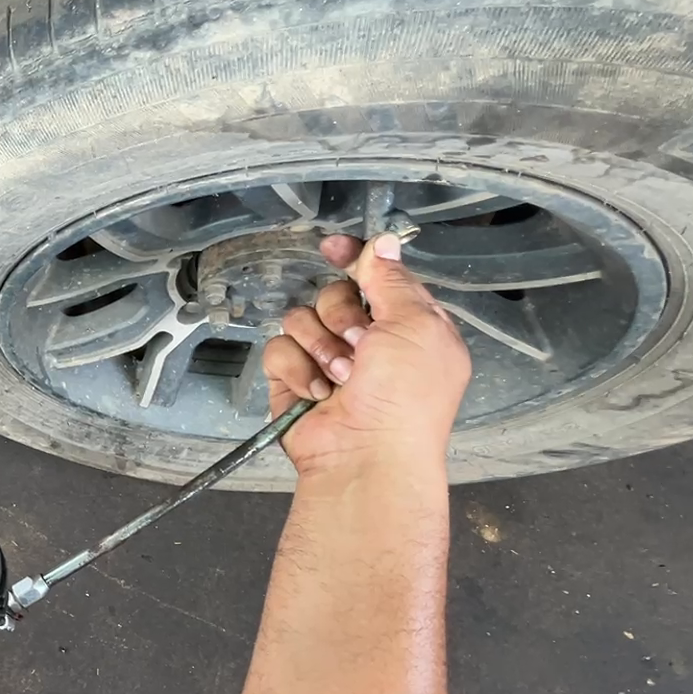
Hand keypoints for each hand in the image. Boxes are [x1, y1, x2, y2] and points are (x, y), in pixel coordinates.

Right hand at [262, 233, 471, 475]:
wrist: (363, 452)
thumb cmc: (405, 395)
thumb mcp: (415, 326)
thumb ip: (391, 280)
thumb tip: (382, 241)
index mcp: (406, 324)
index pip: (374, 276)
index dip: (353, 258)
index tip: (331, 248)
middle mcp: (365, 340)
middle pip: (331, 295)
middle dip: (340, 317)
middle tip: (360, 346)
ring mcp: (324, 358)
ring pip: (299, 320)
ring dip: (320, 347)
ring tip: (339, 377)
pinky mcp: (290, 377)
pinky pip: (277, 349)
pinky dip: (296, 369)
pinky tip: (315, 391)